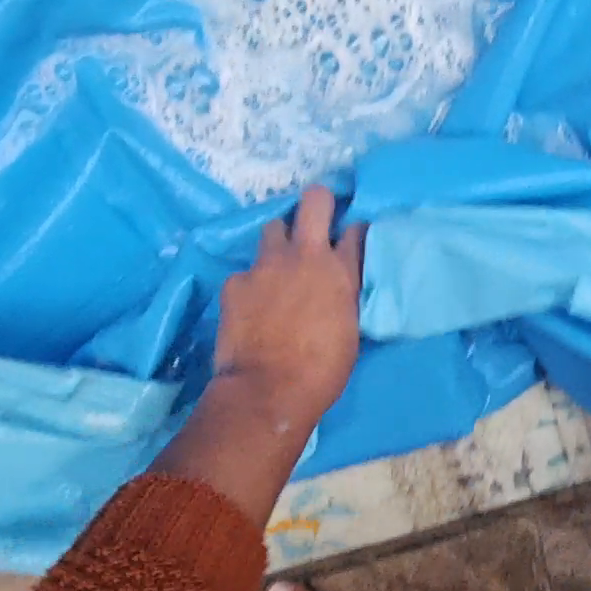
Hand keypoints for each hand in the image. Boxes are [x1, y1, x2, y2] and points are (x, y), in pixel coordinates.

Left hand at [214, 185, 366, 423]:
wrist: (269, 389)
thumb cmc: (323, 371)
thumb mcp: (349, 331)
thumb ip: (344, 299)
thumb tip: (338, 290)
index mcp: (341, 273)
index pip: (355, 231)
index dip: (354, 231)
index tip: (352, 238)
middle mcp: (304, 256)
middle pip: (313, 201)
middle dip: (318, 204)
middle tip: (318, 220)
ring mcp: (265, 265)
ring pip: (274, 229)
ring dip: (281, 241)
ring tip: (281, 266)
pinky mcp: (235, 281)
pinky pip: (248, 271)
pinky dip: (254, 284)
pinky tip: (254, 306)